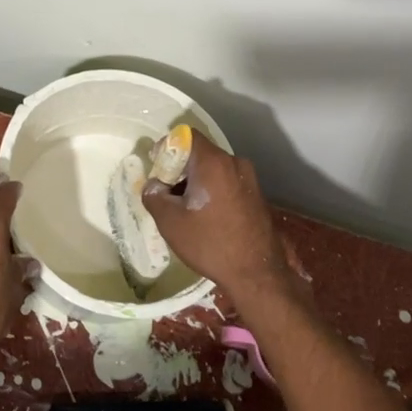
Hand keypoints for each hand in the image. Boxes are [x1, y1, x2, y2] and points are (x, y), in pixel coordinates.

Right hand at [142, 132, 294, 306]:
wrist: (258, 275)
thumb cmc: (211, 244)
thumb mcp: (170, 222)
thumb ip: (154, 195)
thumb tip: (153, 185)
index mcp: (214, 162)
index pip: (186, 135)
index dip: (167, 147)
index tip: (157, 169)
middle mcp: (234, 163)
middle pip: (200, 152)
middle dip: (179, 167)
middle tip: (166, 192)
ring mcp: (249, 178)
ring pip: (214, 168)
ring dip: (196, 180)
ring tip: (184, 207)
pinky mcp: (256, 195)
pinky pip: (227, 181)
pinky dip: (212, 189)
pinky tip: (205, 215)